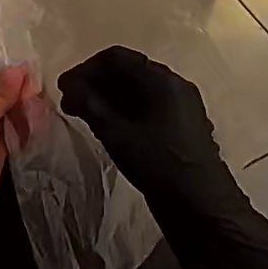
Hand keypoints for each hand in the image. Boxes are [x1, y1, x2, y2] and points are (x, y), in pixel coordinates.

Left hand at [0, 65, 28, 253]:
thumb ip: (0, 97)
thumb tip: (17, 71)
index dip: (3, 78)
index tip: (28, 73)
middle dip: (15, 95)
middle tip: (38, 91)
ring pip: (4, 117)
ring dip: (21, 112)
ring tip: (41, 107)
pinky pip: (11, 136)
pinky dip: (23, 130)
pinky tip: (37, 124)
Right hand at [59, 47, 267, 268]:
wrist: (204, 210)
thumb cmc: (160, 167)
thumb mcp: (119, 135)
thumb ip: (91, 106)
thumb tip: (70, 85)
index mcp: (163, 81)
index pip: (117, 58)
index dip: (85, 68)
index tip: (63, 88)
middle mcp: (175, 87)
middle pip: (128, 71)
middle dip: (95, 83)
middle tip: (68, 103)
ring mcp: (180, 107)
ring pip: (137, 90)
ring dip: (107, 98)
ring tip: (81, 116)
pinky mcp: (180, 127)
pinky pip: (147, 107)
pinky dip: (123, 111)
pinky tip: (106, 128)